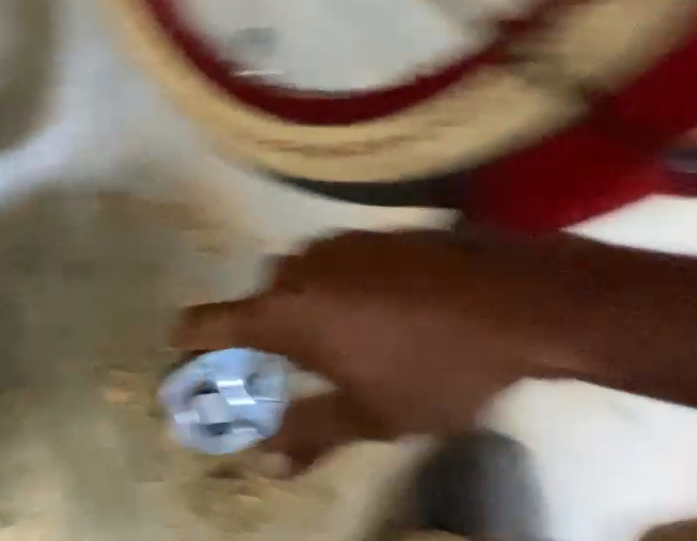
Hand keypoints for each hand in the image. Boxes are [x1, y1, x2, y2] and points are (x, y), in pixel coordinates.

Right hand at [174, 229, 593, 473]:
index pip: (205, 323)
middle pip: (258, 308)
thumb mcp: (376, 416)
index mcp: (278, 315)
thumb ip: (311, 432)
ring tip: (361, 343)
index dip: (189, 342)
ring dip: (311, 312)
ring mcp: (323, 247)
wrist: (511, 301)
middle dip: (272, 338)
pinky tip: (389, 314)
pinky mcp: (359, 235)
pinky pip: (332, 268)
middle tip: (308, 369)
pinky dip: (343, 291)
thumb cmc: (434, 367)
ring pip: (297, 286)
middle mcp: (286, 272)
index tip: (185, 356)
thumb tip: (264, 461)